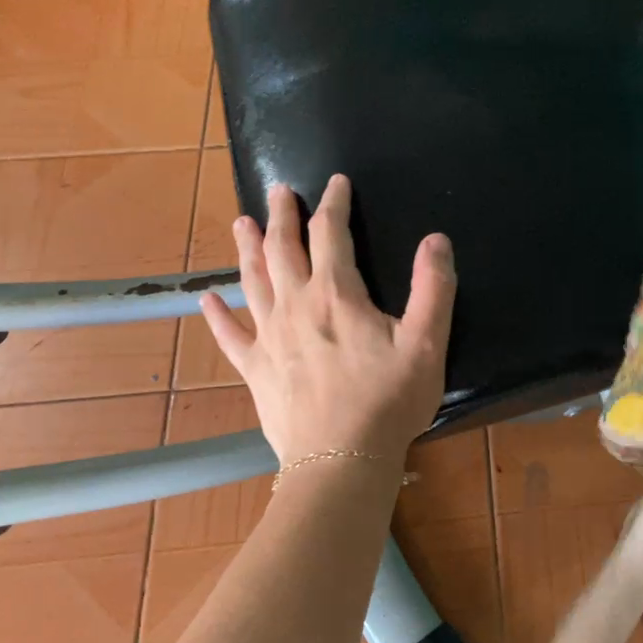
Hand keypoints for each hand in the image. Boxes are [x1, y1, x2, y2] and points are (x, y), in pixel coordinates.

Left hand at [199, 175, 455, 464]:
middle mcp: (296, 306)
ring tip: (241, 223)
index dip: (333, 203)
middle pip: (283, 249)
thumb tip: (436, 240)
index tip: (335, 182)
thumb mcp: (426, 344)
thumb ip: (433, 288)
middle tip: (278, 190)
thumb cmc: (388, 402)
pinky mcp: (255, 370)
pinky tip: (206, 300)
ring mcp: (270, 338)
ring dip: (248, 249)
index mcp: (337, 295)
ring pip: (253, 281)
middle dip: (282, 215)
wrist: (341, 459)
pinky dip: (216, 316)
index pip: (331, 234)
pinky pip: (230, 336)